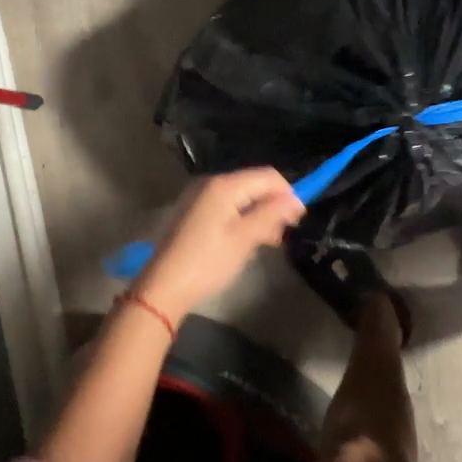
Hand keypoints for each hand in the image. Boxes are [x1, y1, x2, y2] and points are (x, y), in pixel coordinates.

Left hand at [135, 168, 304, 319]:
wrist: (163, 286)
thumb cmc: (208, 262)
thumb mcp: (245, 239)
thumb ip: (271, 215)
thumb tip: (296, 199)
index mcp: (223, 185)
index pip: (267, 176)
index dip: (287, 194)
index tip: (297, 221)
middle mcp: (210, 183)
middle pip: (253, 184)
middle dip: (272, 205)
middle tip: (280, 237)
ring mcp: (198, 197)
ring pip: (240, 197)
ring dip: (257, 215)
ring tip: (265, 243)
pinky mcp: (192, 212)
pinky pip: (225, 207)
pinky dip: (240, 219)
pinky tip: (243, 242)